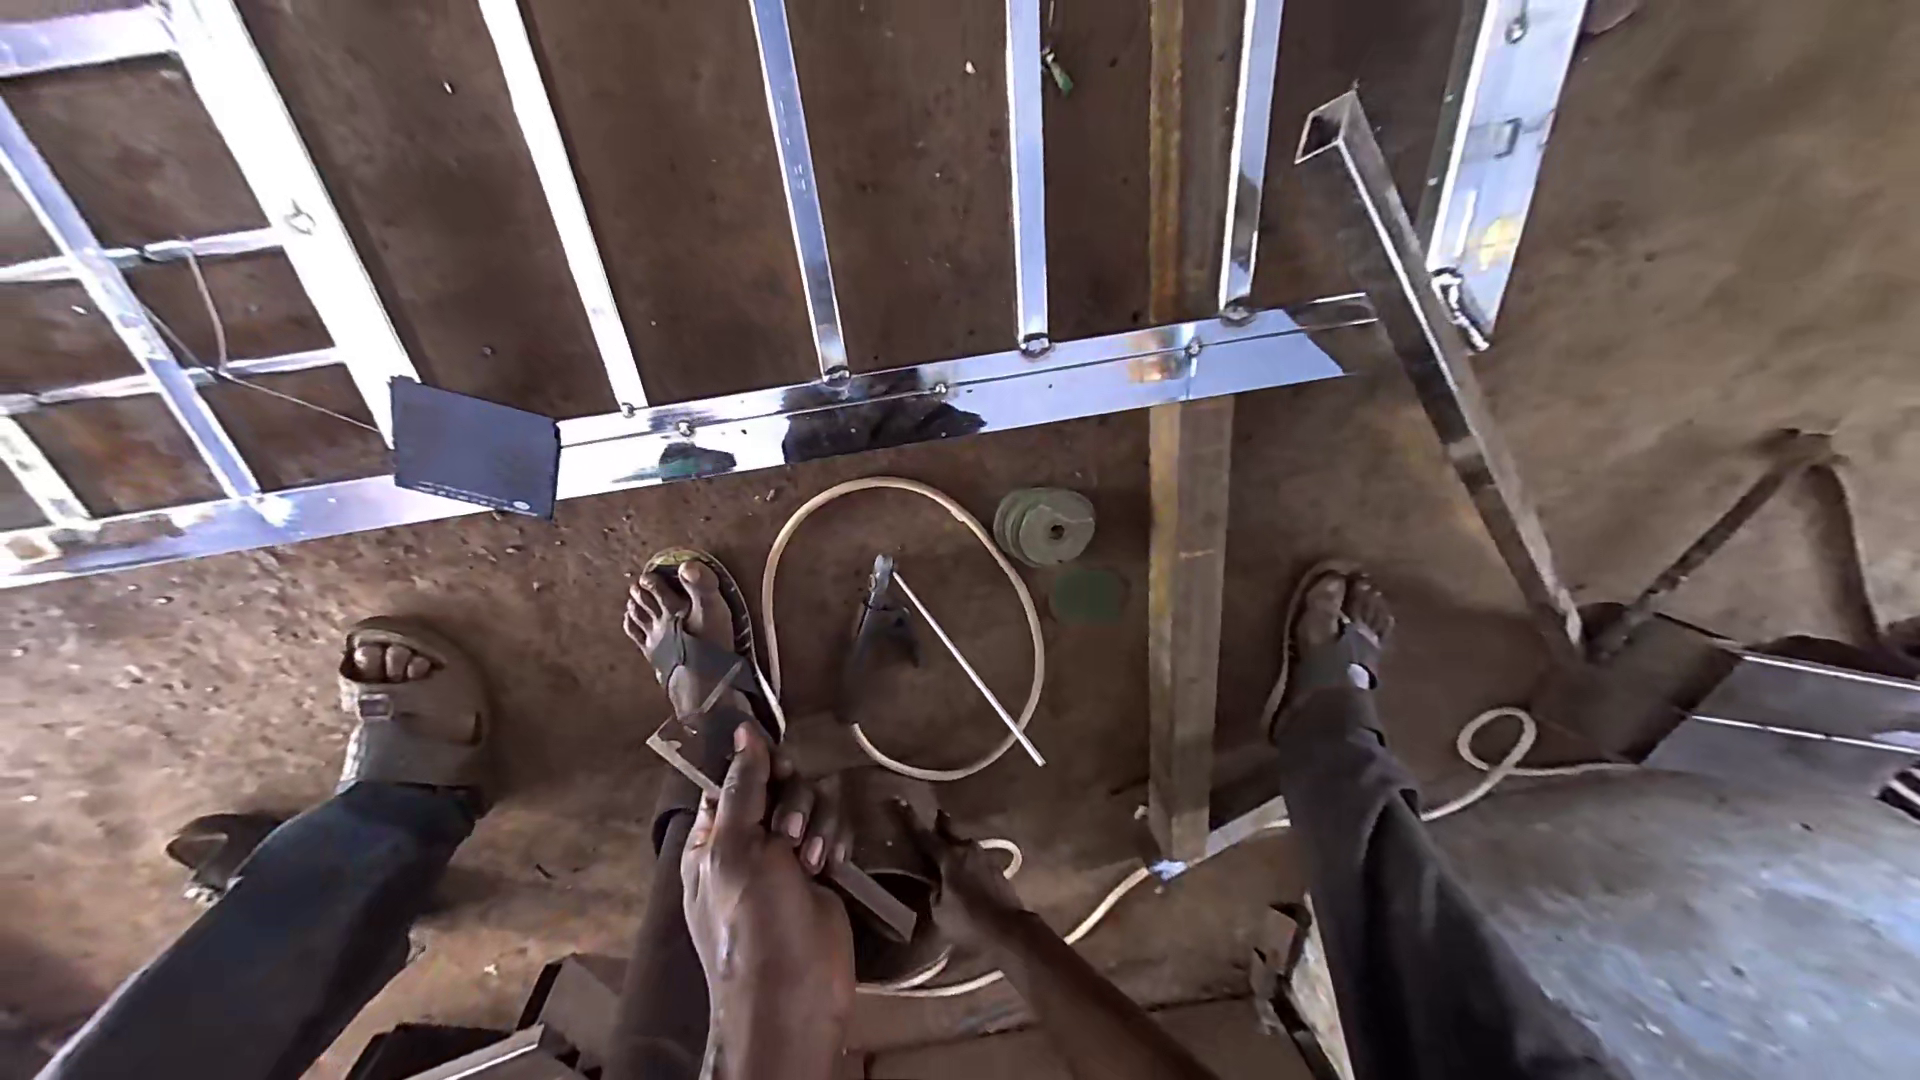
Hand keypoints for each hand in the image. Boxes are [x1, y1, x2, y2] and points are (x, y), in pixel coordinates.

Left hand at [682, 724, 853, 1076]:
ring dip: (816, 825)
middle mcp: (751, 838)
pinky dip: (834, 841)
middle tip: (788, 832)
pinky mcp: (821, 863)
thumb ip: (743, 786)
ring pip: (813, 801)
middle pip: (783, 781)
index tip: (777, 768)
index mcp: (715, 834)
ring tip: (810, 862)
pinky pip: (834, 826)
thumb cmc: (751, 922)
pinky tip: (829, 867)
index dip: (759, 765)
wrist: (796, 992)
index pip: (736, 776)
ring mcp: (788, 852)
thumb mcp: (734, 850)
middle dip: (793, 801)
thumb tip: (743, 730)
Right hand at [894, 801, 1025, 942]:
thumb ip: (934, 892)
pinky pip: (976, 860)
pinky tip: (968, 875)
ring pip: (965, 846)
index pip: (924, 836)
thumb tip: (937, 885)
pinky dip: (968, 863)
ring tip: (950, 855)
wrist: (1008, 927)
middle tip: (936, 816)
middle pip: (950, 832)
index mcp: (949, 856)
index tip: (900, 800)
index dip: (910, 819)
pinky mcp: (997, 869)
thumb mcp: (939, 911)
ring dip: (957, 848)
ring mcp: (984, 857)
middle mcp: (967, 849)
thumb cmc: (969, 919)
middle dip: (942, 824)